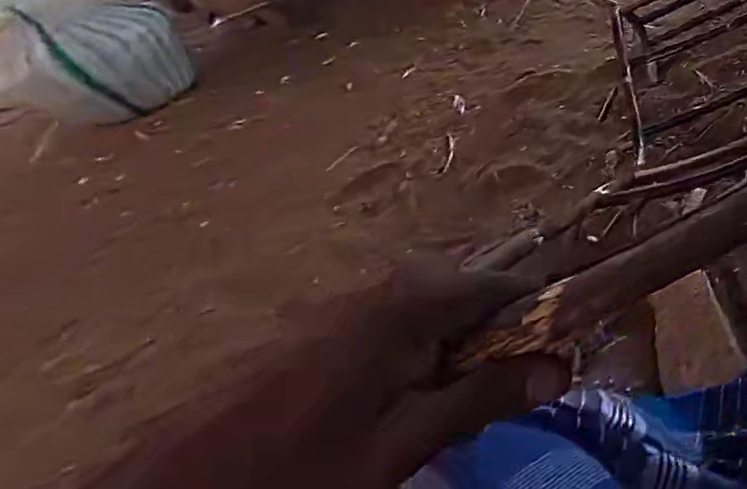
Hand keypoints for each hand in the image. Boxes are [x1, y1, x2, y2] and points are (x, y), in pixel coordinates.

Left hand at [86, 263, 569, 488]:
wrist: (180, 483)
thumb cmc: (299, 468)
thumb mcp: (401, 445)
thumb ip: (483, 398)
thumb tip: (562, 368)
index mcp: (422, 296)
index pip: (514, 286)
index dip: (546, 318)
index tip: (566, 355)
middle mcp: (403, 278)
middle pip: (486, 294)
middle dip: (506, 339)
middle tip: (506, 395)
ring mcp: (374, 294)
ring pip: (455, 309)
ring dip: (471, 350)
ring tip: (460, 404)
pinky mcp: (352, 316)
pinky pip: (420, 320)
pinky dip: (436, 352)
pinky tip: (417, 397)